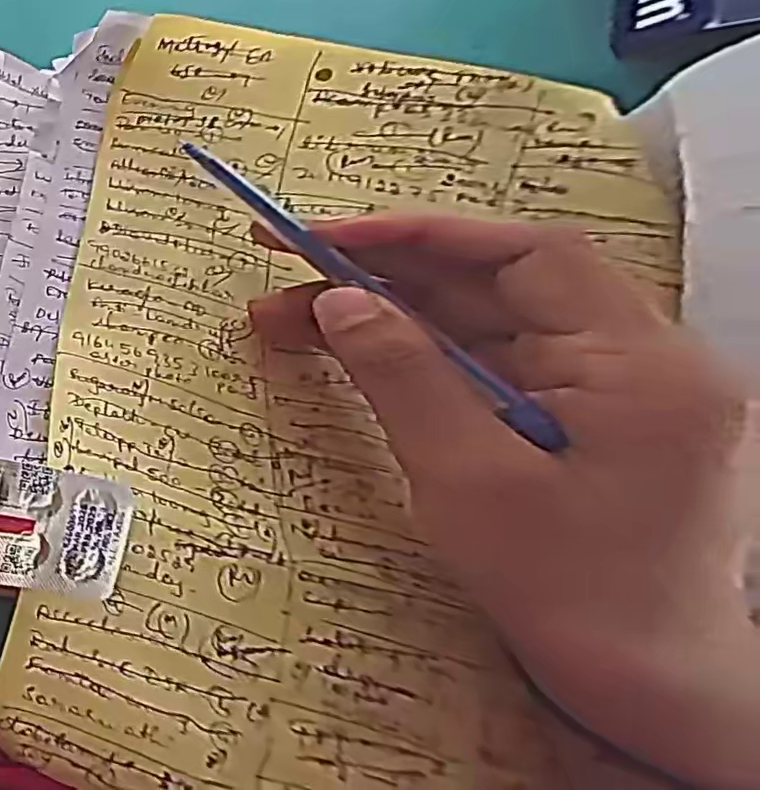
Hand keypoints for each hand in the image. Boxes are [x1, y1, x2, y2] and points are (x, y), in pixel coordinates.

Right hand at [249, 213, 758, 786]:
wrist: (641, 685)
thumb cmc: (566, 582)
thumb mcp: (466, 474)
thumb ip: (400, 373)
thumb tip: (335, 298)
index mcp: (638, 364)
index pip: (523, 255)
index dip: (415, 233)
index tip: (322, 237)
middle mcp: (619, 358)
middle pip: (480, 279)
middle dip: (370, 267)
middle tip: (279, 258)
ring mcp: (581, 384)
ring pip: (457, 314)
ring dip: (364, 307)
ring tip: (276, 314)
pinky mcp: (544, 408)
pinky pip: (455, 354)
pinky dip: (384, 344)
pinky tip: (323, 343)